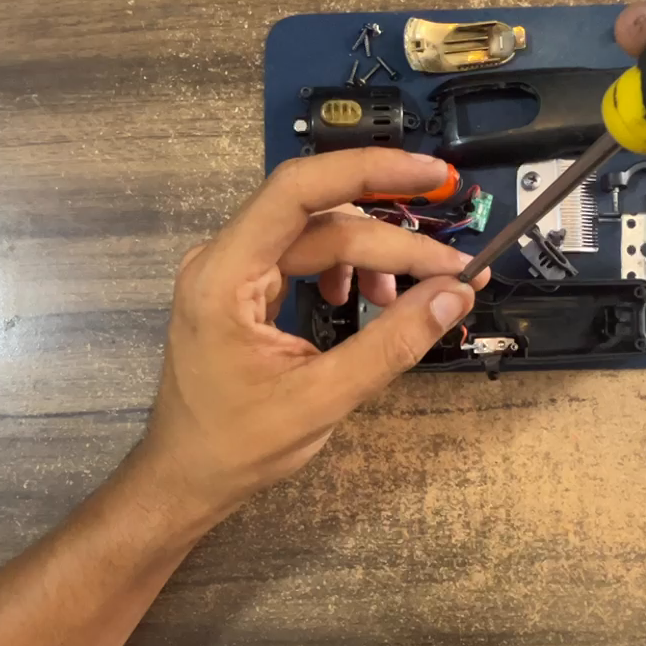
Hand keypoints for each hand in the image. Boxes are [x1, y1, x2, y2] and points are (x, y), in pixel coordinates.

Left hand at [129, 149, 488, 524]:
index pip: (297, 191)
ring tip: (407, 299)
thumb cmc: (238, 447)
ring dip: (374, 258)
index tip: (432, 176)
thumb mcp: (322, 400)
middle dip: (395, 243)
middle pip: (323, 222)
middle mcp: (223, 258)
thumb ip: (390, 345)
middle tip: (457, 274)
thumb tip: (455, 295)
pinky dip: (347, 272)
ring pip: (319, 236)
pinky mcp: (245, 288)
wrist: (187, 475)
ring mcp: (231, 270)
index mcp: (224, 277)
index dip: (369, 171)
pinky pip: (306, 258)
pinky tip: (367, 301)